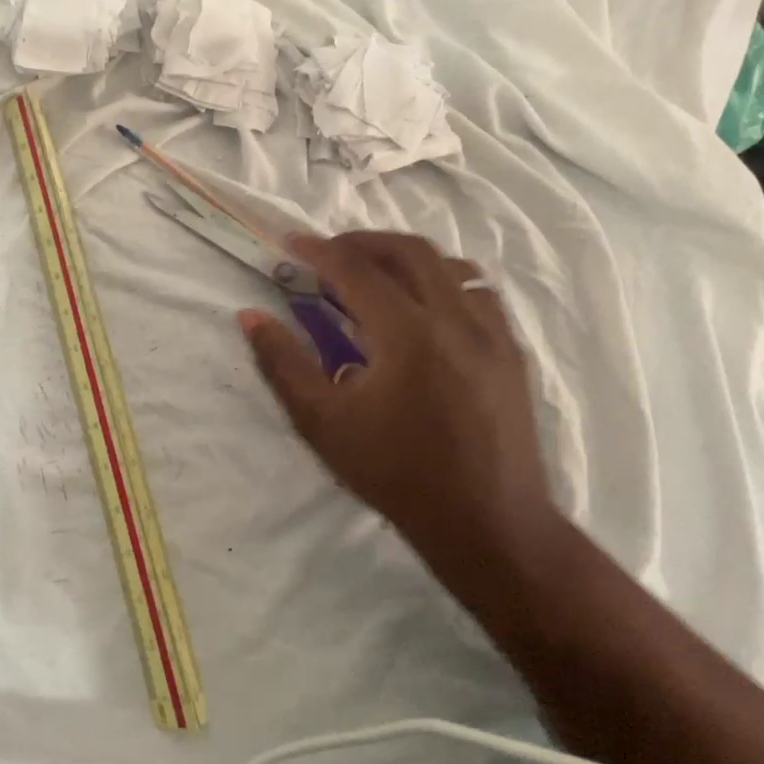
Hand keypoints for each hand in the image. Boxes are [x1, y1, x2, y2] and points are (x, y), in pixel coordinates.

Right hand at [238, 232, 553, 554]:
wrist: (486, 522)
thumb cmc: (394, 471)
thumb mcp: (320, 420)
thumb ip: (282, 362)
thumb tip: (250, 316)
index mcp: (408, 334)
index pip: (357, 269)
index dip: (318, 250)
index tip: (288, 243)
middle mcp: (457, 322)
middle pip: (411, 252)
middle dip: (362, 242)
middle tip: (326, 252)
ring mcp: (494, 336)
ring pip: (452, 267)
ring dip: (405, 259)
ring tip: (372, 274)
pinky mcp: (512, 354)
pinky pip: (479, 294)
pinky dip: (443, 282)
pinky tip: (420, 308)